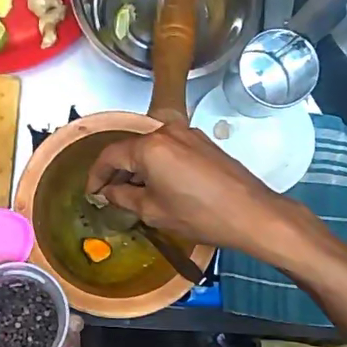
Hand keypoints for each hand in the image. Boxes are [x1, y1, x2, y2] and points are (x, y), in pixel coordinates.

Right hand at [85, 123, 314, 263]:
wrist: (252, 214)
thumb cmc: (200, 214)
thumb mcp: (152, 211)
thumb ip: (122, 197)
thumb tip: (110, 192)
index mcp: (149, 147)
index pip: (110, 156)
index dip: (97, 176)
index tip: (93, 193)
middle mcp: (166, 132)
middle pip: (129, 149)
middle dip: (117, 172)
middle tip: (109, 195)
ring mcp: (187, 134)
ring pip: (150, 149)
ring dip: (138, 168)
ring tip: (133, 194)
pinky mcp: (202, 142)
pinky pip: (169, 149)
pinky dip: (157, 165)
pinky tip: (158, 186)